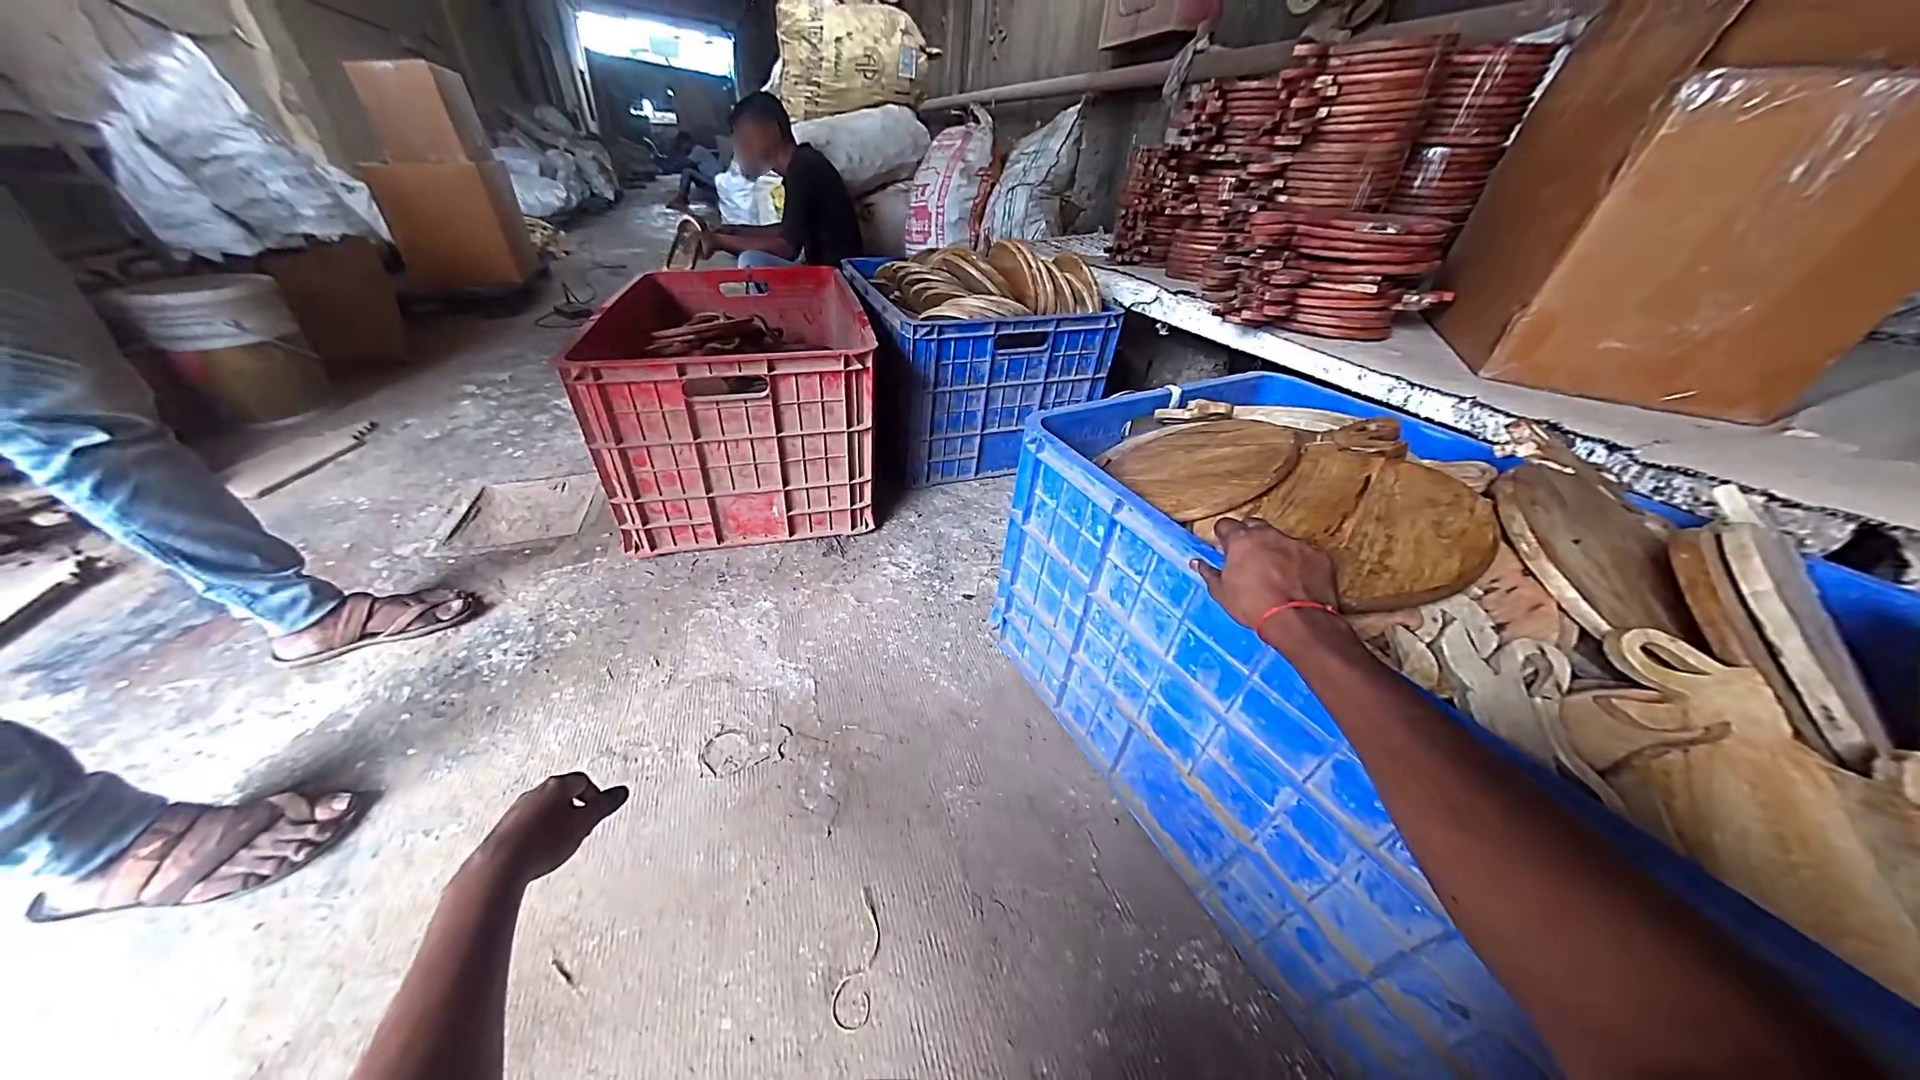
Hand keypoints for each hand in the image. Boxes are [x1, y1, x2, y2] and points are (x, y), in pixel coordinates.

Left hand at [470, 773, 628, 886]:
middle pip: (562, 793)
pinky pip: (528, 824)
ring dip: (556, 820)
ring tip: (562, 840)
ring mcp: (517, 811)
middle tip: (583, 823)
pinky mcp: (504, 829)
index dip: (595, 795)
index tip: (599, 808)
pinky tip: (541, 849)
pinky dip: (538, 832)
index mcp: (556, 786)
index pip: (583, 780)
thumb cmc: (541, 842)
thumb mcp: (584, 824)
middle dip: (575, 807)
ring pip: (544, 809)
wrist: (500, 866)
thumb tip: (620, 792)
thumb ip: (604, 806)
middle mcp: (535, 793)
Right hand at [1191, 517, 1340, 631]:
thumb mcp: (1221, 592)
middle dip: (1248, 535)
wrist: (1297, 619)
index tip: (1223, 546)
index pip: (1225, 524)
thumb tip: (1196, 562)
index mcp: (1241, 540)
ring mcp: (1295, 543)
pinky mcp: (1317, 554)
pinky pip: (1302, 552)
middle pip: (1254, 524)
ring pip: (1279, 538)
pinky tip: (1295, 578)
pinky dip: (1296, 561)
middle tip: (1246, 554)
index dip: (1222, 534)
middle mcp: (1268, 534)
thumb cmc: (1251, 605)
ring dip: (1273, 547)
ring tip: (1273, 569)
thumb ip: (1209, 573)